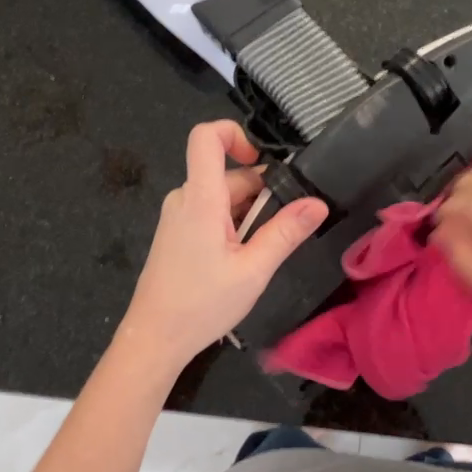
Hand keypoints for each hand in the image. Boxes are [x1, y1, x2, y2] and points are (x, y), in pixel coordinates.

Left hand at [114, 121, 328, 370]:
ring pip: (222, 196)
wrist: (154, 338)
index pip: (205, 137)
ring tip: (260, 254)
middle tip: (282, 232)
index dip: (235, 133)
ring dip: (248, 215)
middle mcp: (184, 199)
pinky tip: (240, 261)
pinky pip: (209, 213)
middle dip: (260, 194)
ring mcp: (177, 216)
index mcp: (200, 199)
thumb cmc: (201, 304)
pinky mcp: (176, 233)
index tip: (264, 162)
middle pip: (228, 174)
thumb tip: (317, 204)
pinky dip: (232, 226)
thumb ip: (285, 233)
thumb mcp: (253, 271)